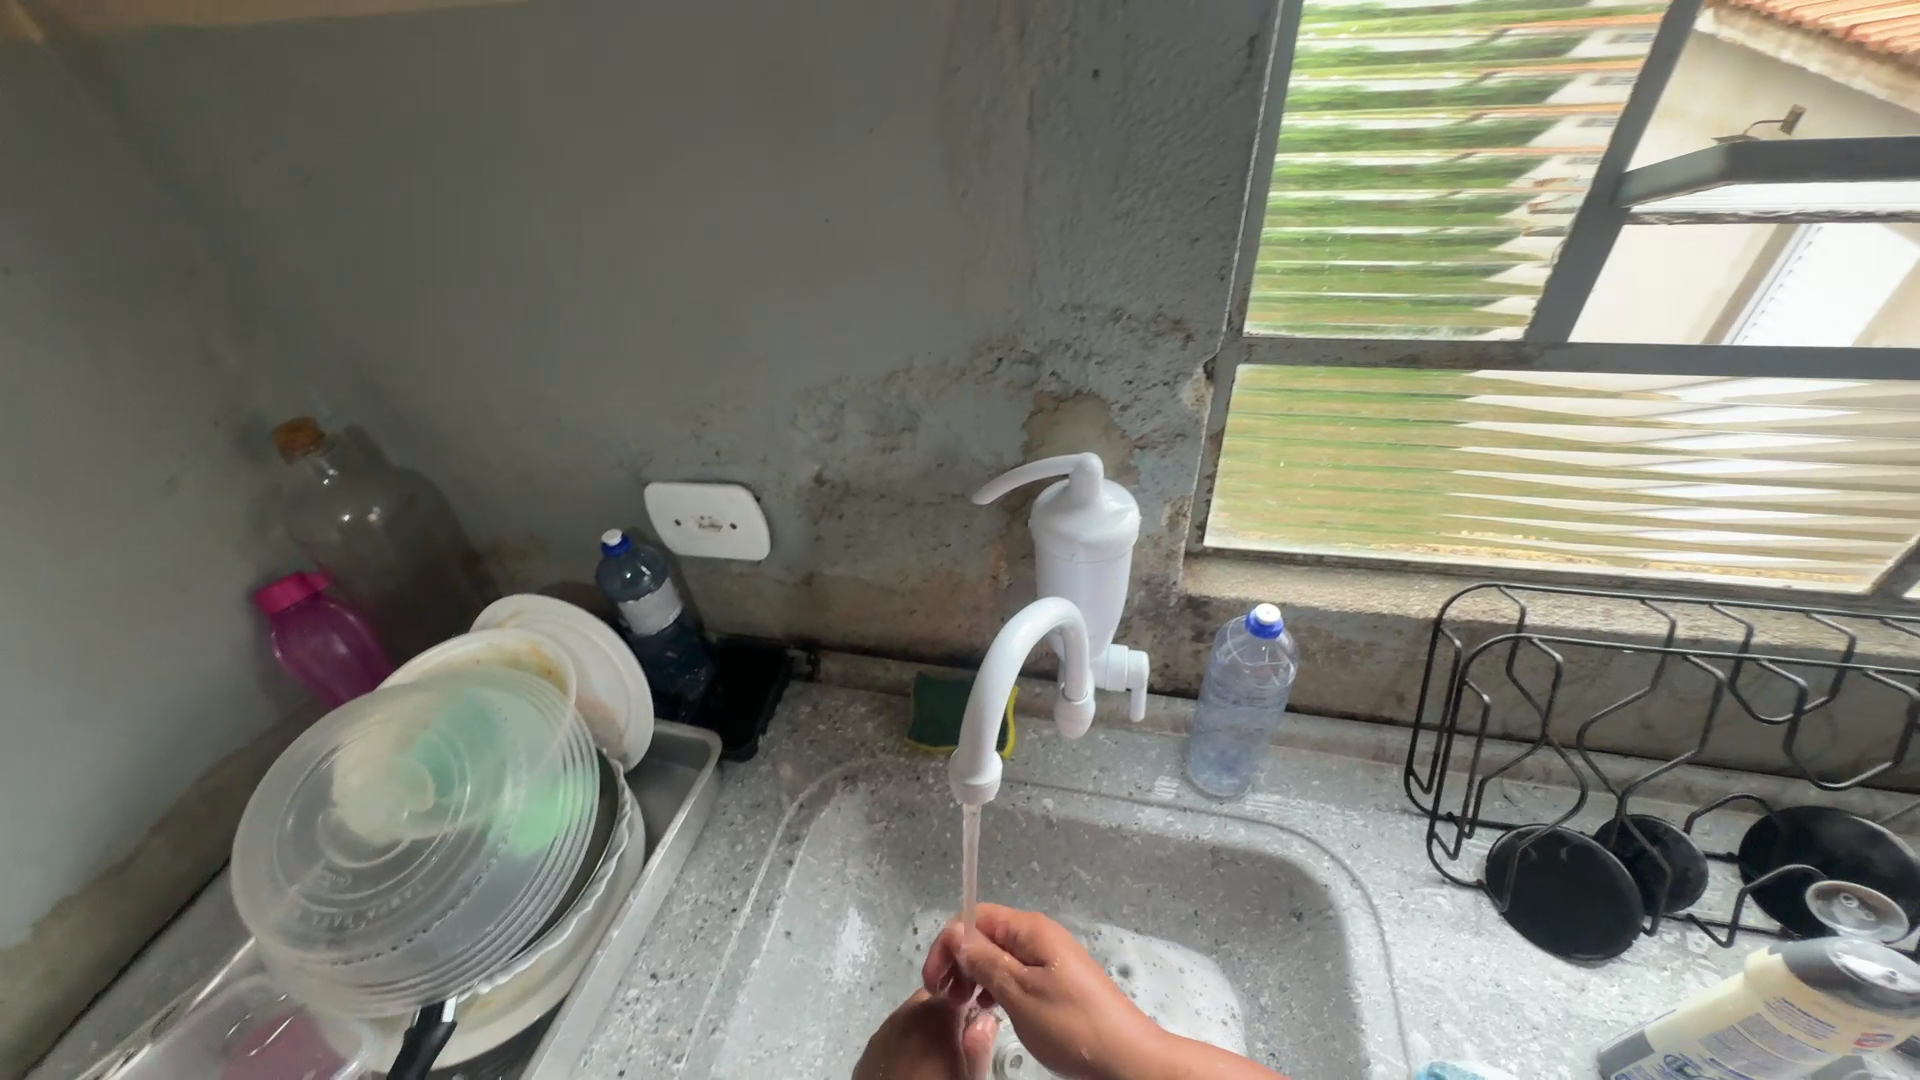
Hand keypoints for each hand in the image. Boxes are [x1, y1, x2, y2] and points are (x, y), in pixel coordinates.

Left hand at [853, 988, 999, 1079]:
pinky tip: (910, 1068)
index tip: (977, 1025)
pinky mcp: (868, 1050)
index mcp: (937, 1015)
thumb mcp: (969, 1079)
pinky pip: (893, 1034)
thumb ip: (980, 1046)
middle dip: (947, 1016)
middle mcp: (909, 1012)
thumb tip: (985, 1021)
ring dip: (925, 1028)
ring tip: (933, 1060)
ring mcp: (884, 1029)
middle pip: (934, 1000)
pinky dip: (904, 1043)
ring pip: (912, 1015)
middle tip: (957, 1046)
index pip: (961, 993)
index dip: (972, 1006)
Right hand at [921, 905, 1164, 1079]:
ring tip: (964, 1006)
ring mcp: (1046, 958)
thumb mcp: (1019, 992)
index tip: (934, 982)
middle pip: (984, 934)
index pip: (975, 916)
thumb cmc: (1071, 1023)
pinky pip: (1013, 972)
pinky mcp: (1052, 980)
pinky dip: (994, 986)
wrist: (1125, 1057)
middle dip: (959, 960)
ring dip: (974, 975)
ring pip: (997, 955)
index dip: (949, 943)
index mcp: (1029, 929)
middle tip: (945, 998)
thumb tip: (954, 932)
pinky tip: (989, 1009)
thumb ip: (985, 959)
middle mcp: (1036, 935)